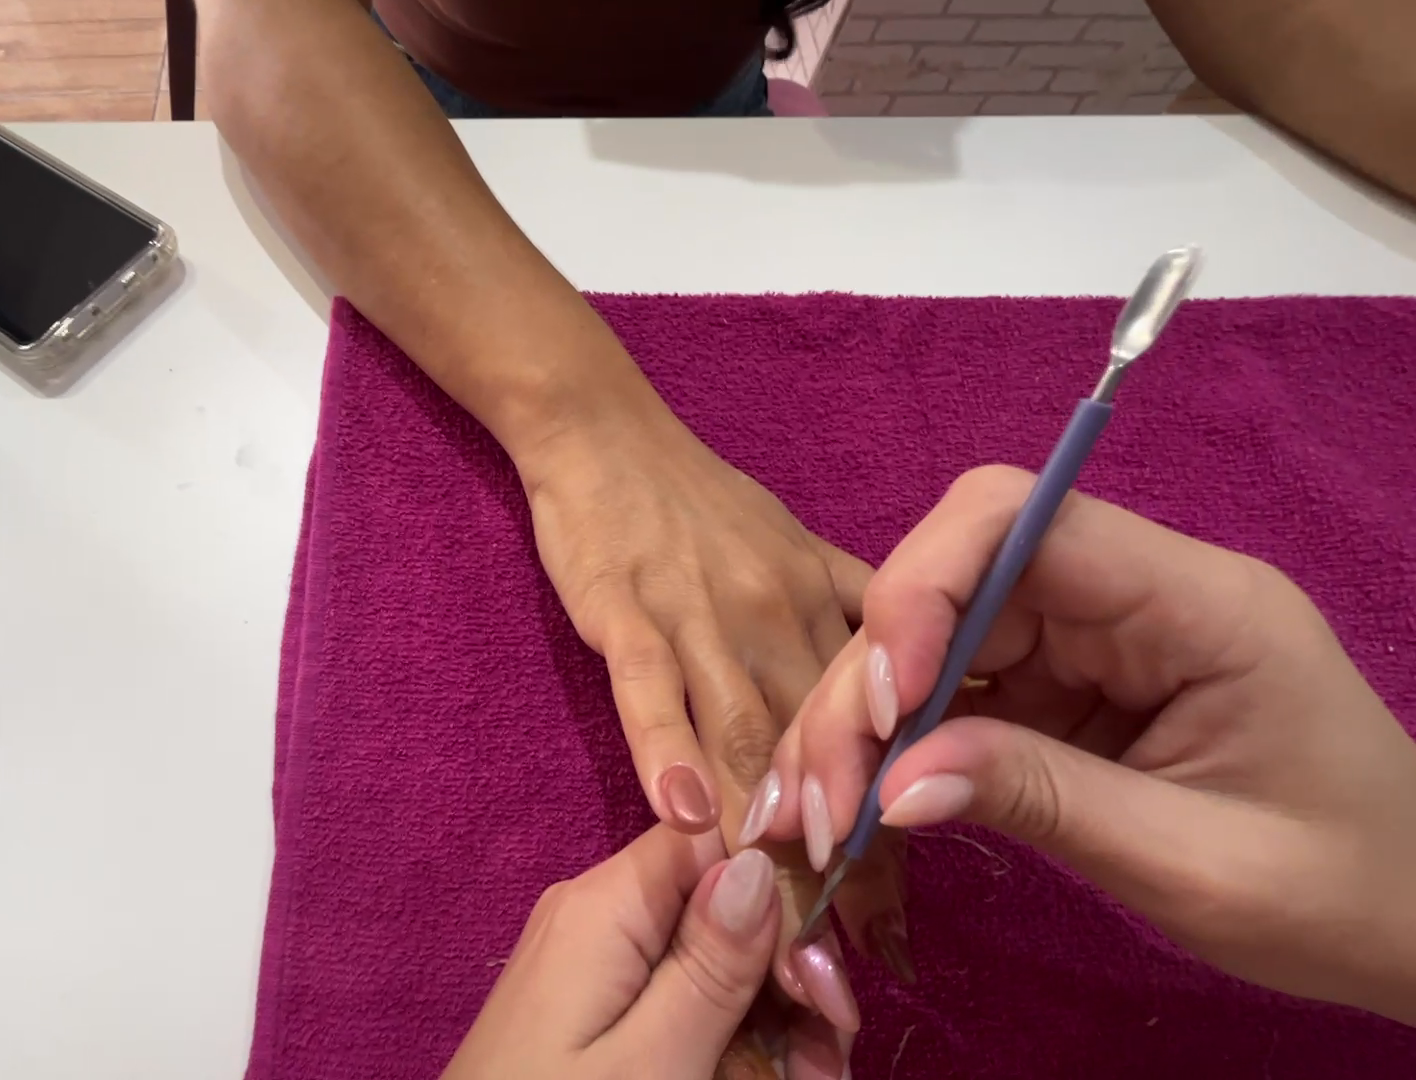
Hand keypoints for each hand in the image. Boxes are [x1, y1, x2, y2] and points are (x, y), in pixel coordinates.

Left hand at [443, 825, 850, 1079]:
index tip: (818, 982)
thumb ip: (707, 964)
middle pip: (712, 903)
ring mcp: (590, 951)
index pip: (705, 843)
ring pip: (702, 952)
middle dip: (777, 973)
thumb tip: (754, 858)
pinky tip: (760, 1073)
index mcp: (604, 902)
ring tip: (806, 1075)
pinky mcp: (591, 993)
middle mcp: (595, 908)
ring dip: (762, 1015)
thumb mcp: (651, 1064)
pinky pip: (670, 987)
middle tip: (825, 1060)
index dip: (773, 896)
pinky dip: (721, 1029)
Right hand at [516, 406, 896, 1006]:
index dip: (900, 803)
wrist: (603, 439)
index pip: (886, 709)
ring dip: (766, 829)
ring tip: (782, 932)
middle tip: (855, 962)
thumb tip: (902, 681)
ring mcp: (702, 608)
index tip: (908, 899)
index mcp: (829, 593)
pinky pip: (653, 685)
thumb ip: (848, 609)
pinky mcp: (629, 609)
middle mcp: (778, 608)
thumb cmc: (692, 498)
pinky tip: (684, 815)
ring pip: (745, 728)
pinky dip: (666, 748)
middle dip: (843, 852)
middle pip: (821, 738)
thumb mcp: (791, 539)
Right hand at [762, 465, 1415, 1022]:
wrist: (1415, 925)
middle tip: (825, 794)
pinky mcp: (1019, 681)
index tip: (887, 700)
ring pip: (902, 642)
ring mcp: (1053, 637)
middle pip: (930, 589)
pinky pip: (914, 690)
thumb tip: (890, 784)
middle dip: (860, 686)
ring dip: (844, 722)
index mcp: (1186, 599)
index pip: (1015, 520)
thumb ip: (1044, 802)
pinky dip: (865, 742)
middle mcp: (1102, 597)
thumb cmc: (1354, 895)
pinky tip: (840, 799)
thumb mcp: (1206, 866)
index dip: (925, 585)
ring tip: (818, 816)